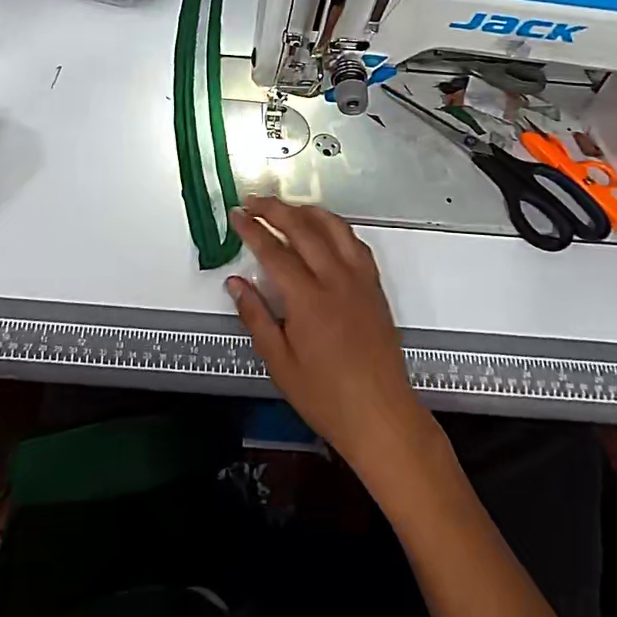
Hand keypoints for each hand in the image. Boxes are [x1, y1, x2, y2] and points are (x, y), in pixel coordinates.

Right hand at [226, 196, 433, 471]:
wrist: (380, 414)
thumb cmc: (327, 397)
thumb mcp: (280, 362)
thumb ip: (256, 316)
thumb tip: (236, 284)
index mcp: (309, 299)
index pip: (274, 250)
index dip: (252, 229)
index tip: (236, 215)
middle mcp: (337, 280)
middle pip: (303, 228)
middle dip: (275, 209)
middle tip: (253, 202)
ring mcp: (360, 280)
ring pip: (333, 227)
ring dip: (307, 210)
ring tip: (285, 206)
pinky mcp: (374, 286)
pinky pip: (355, 242)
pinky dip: (335, 227)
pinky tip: (325, 228)